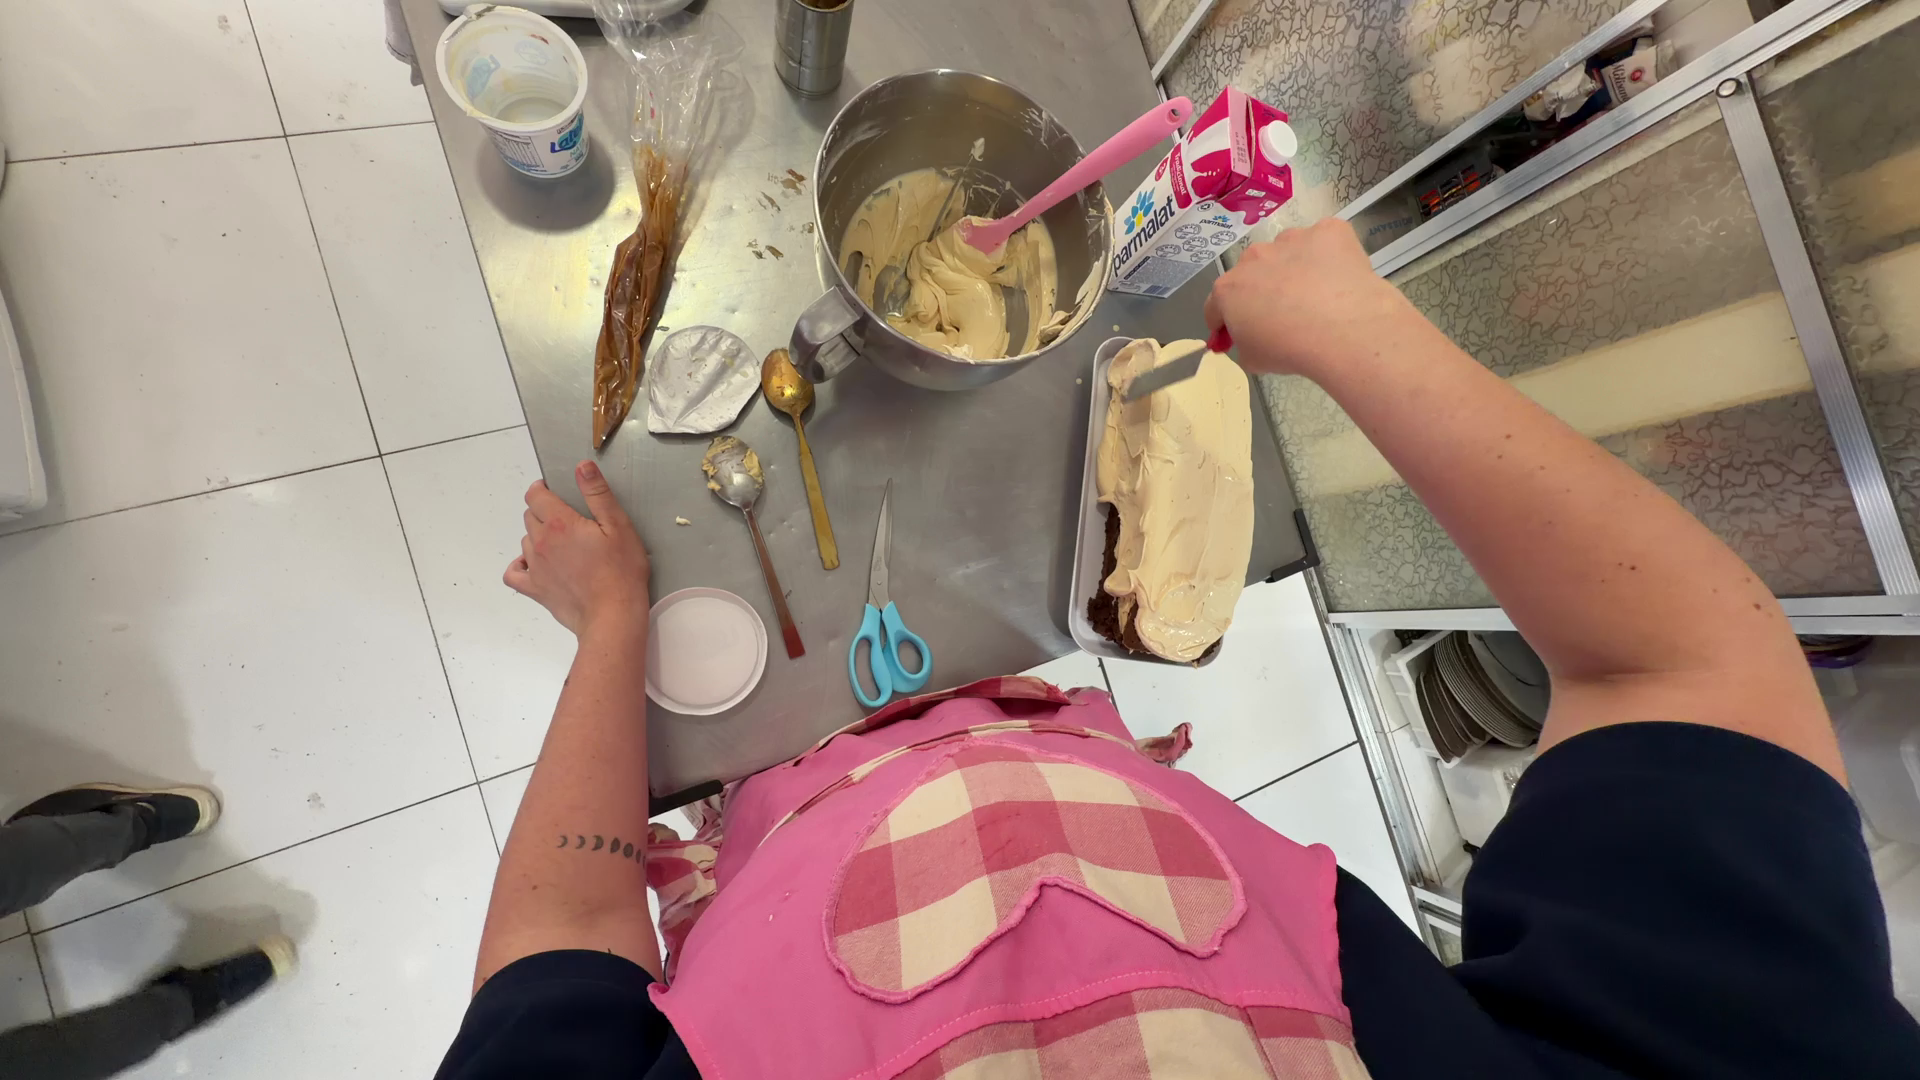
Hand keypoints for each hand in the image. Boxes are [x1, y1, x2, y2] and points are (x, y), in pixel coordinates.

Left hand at [505, 461, 650, 637]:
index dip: (542, 489)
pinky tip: (537, 564)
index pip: (536, 495)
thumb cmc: (622, 571)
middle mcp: (540, 542)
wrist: (612, 614)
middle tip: (570, 520)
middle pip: (530, 516)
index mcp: (560, 523)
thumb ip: (598, 494)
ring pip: (526, 541)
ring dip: (539, 536)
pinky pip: (515, 572)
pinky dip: (521, 565)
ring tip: (563, 544)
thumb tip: (581, 466)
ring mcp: (535, 567)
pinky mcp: (535, 589)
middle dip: (544, 512)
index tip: (555, 491)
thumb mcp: (619, 527)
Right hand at [1204, 219, 1412, 377]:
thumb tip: (1250, 336)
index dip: (1224, 322)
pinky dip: (1325, 256)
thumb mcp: (1251, 360)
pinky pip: (1320, 242)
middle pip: (1250, 274)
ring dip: (1290, 268)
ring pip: (1284, 253)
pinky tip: (1336, 279)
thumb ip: (1241, 343)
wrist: (1344, 329)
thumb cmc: (1289, 348)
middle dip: (1258, 291)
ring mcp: (1291, 239)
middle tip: (1280, 315)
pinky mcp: (1328, 230)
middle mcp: (1254, 257)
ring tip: (1313, 295)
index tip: (1236, 334)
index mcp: (1228, 289)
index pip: (1215, 305)